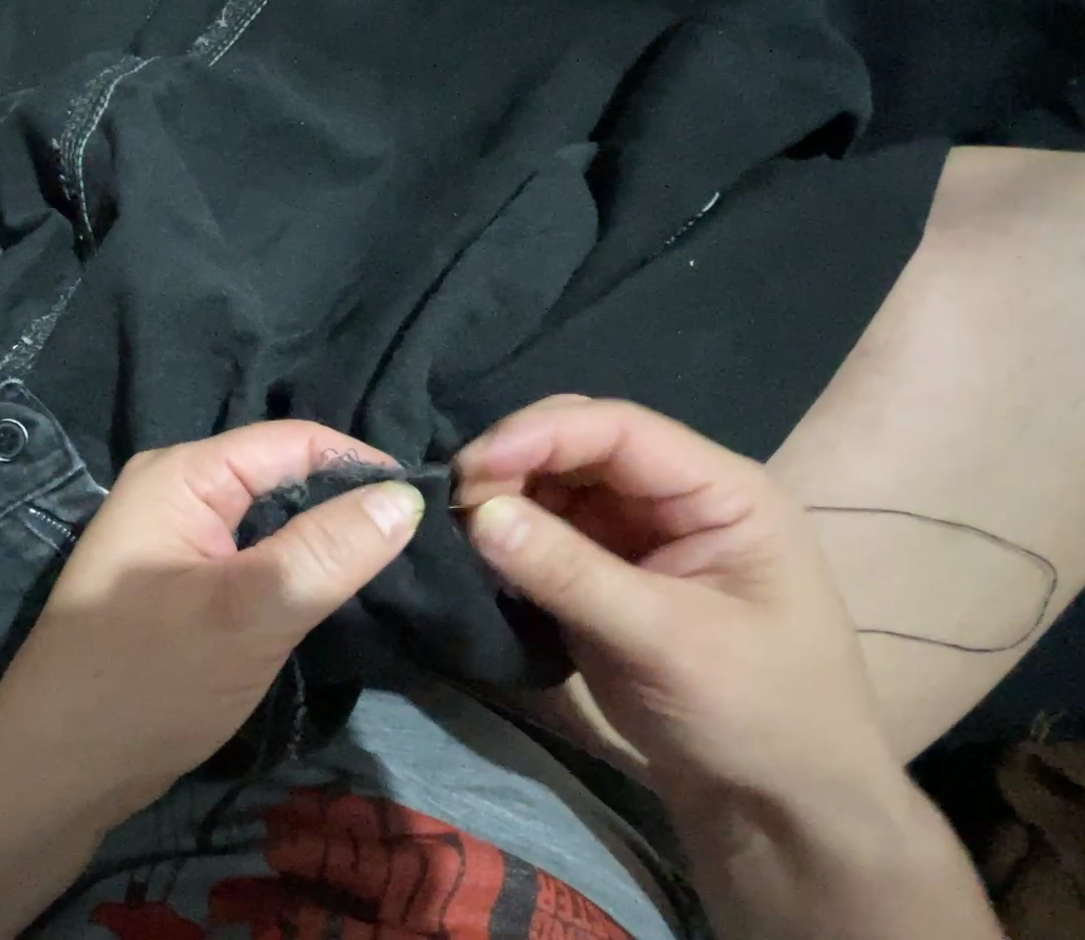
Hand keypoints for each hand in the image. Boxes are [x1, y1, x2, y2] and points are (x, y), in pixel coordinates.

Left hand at [0, 421, 423, 820]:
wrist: (60, 766)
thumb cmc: (149, 680)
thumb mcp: (249, 612)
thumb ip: (327, 551)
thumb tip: (405, 498)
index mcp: (181, 475)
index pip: (291, 442)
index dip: (360, 464)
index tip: (428, 509)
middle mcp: (173, 490)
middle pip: (278, 474)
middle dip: (343, 503)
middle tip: (418, 544)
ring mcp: (171, 537)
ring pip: (266, 518)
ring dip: (320, 539)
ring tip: (390, 566)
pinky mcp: (177, 580)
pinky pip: (247, 554)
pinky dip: (289, 567)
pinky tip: (329, 590)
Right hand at [452, 396, 895, 809]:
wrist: (770, 796)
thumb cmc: (754, 711)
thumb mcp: (667, 640)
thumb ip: (569, 573)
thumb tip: (476, 514)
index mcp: (718, 491)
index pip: (617, 428)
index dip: (538, 435)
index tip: (471, 468)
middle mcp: (669, 494)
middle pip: (574, 441)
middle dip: (511, 459)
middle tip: (454, 499)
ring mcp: (630, 528)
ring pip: (546, 479)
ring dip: (498, 493)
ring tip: (458, 527)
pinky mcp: (596, 563)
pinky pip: (536, 524)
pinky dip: (502, 529)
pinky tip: (477, 548)